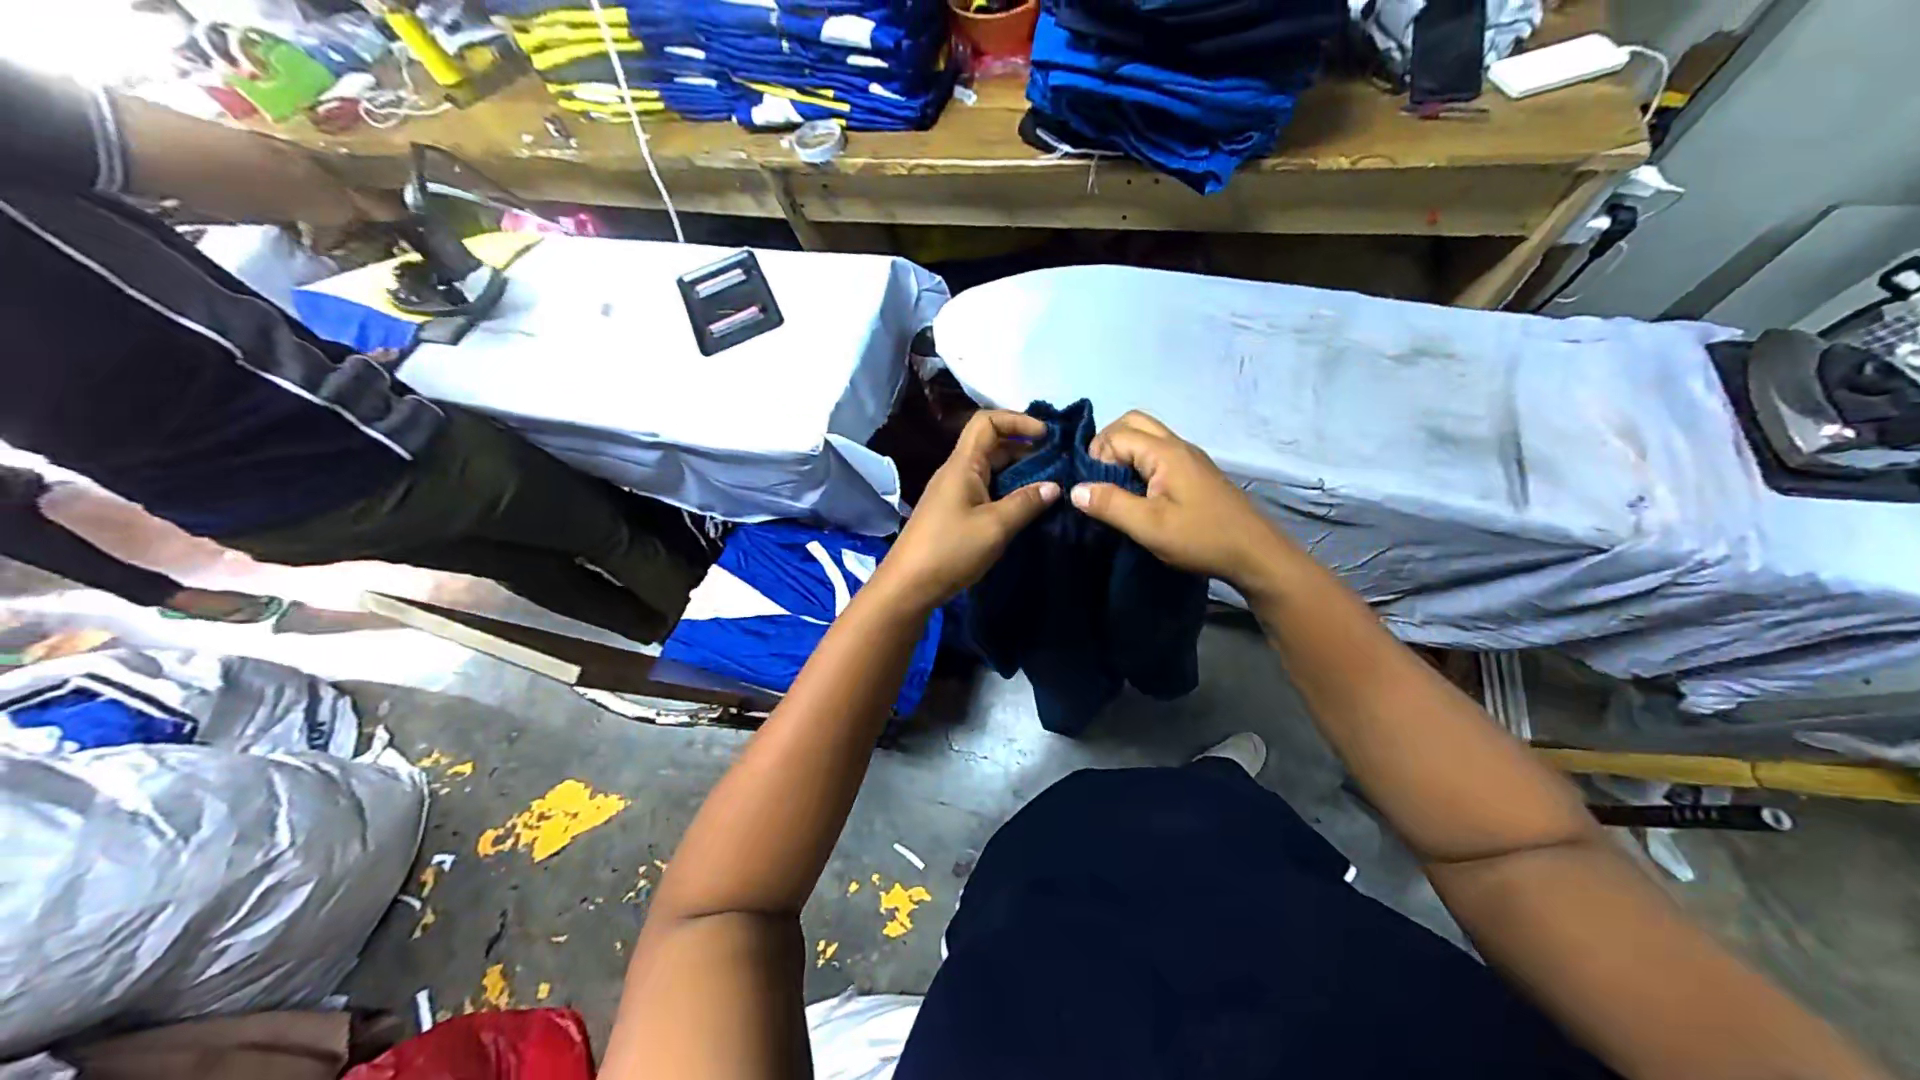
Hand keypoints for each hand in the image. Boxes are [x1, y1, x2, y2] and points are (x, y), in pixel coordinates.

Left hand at [870, 410, 1060, 610]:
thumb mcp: (995, 526)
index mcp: (962, 465)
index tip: (1047, 435)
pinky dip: (1008, 492)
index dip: (1018, 420)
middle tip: (1058, 463)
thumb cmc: (950, 550)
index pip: (987, 422)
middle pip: (991, 444)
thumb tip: (1055, 486)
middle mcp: (956, 472)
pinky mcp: (954, 513)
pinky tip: (1027, 508)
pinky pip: (985, 491)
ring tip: (1049, 485)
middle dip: (1025, 448)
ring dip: (1019, 472)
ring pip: (990, 470)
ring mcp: (954, 493)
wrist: (909, 586)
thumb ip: (1027, 503)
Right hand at [1070, 411, 1286, 588]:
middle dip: (1107, 444)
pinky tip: (1137, 492)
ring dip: (1124, 452)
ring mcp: (1189, 457)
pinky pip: (1158, 451)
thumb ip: (1110, 504)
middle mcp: (1177, 445)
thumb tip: (1074, 489)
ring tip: (1115, 487)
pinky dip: (1139, 461)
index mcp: (1166, 452)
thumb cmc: (1201, 538)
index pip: (1116, 435)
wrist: (1255, 554)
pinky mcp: (1194, 472)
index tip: (1094, 489)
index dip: (1096, 457)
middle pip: (1132, 423)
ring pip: (1147, 435)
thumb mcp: (1149, 526)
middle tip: (1100, 478)